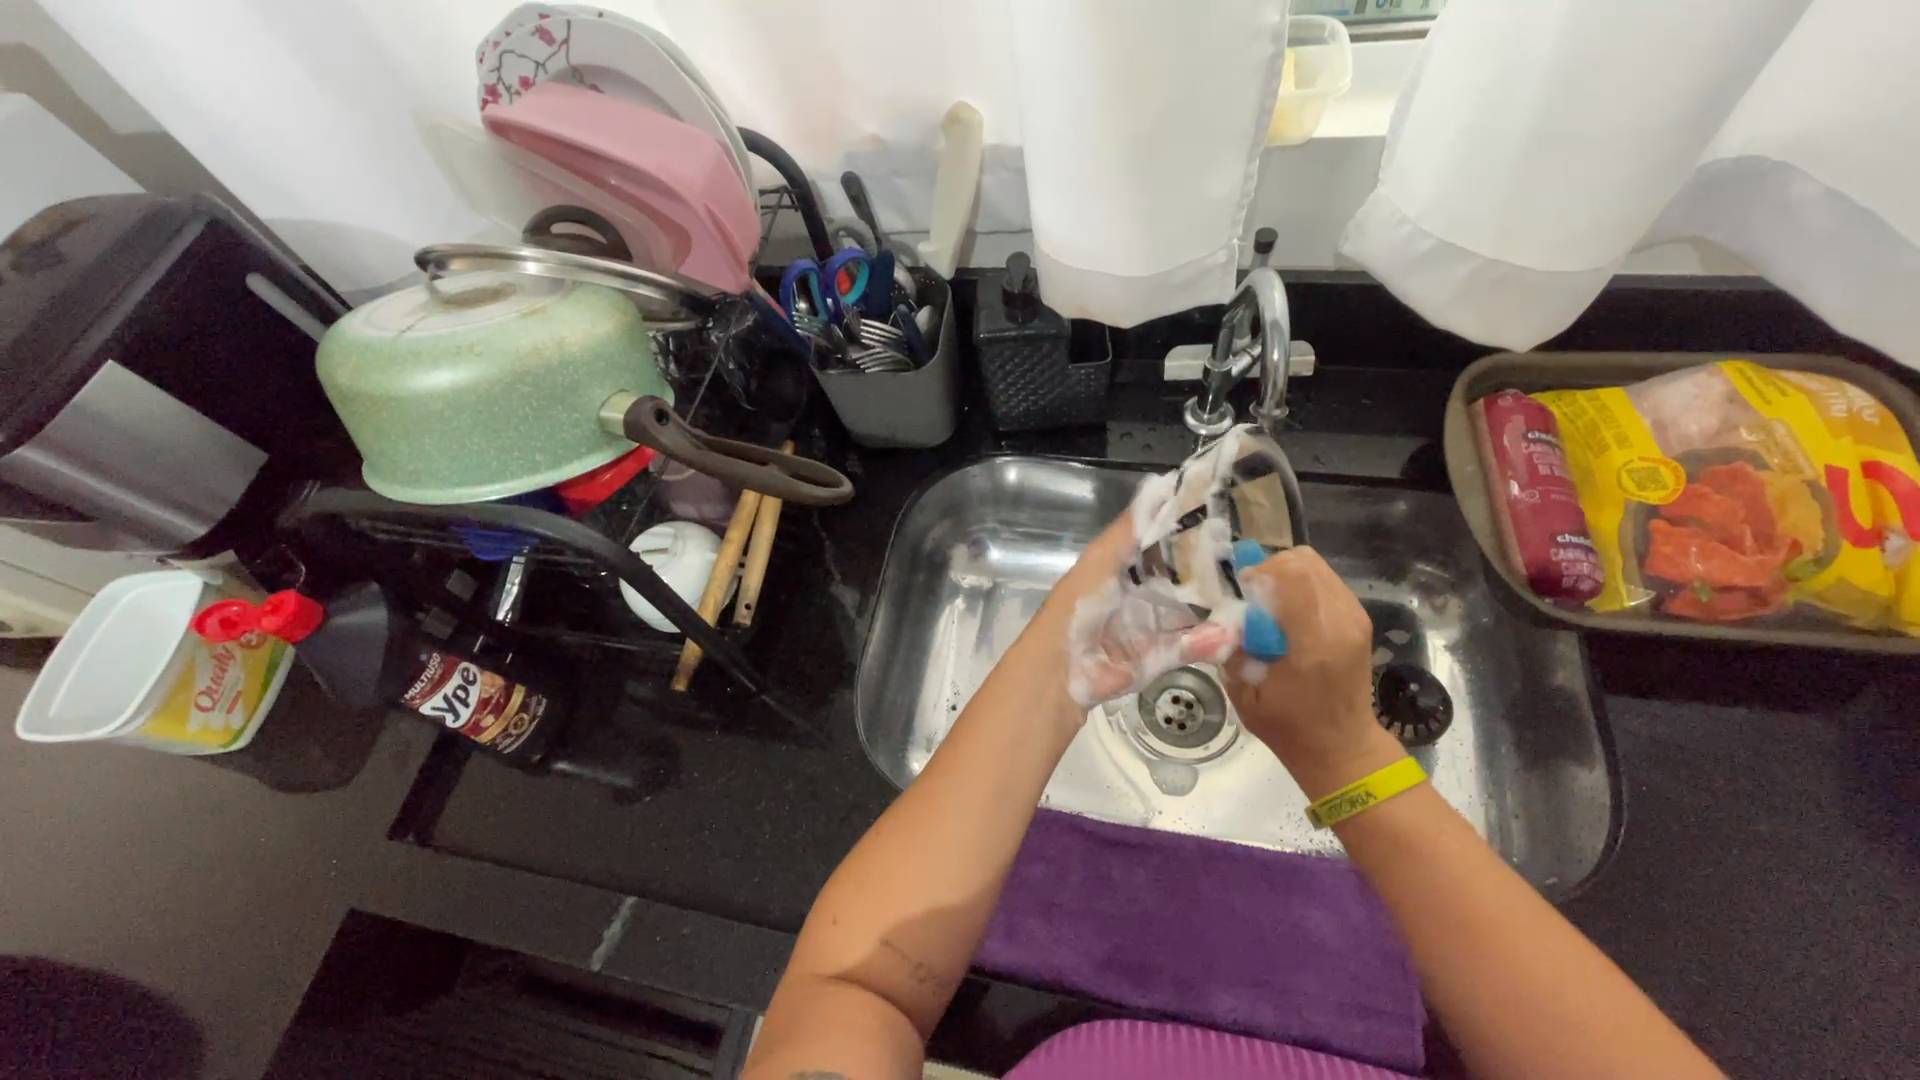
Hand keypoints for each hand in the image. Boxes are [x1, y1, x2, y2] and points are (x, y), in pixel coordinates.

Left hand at [1019, 514, 1236, 713]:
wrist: (1062, 670)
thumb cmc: (1078, 607)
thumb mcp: (1100, 561)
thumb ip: (1130, 529)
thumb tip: (1162, 485)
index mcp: (1125, 566)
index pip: (1165, 544)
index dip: (1193, 532)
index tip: (1229, 516)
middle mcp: (1142, 592)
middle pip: (1186, 578)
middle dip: (1216, 571)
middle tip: (1256, 558)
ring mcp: (1153, 625)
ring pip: (1195, 611)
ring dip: (1221, 607)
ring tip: (1255, 594)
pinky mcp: (1160, 655)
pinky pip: (1192, 644)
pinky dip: (1213, 639)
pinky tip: (1236, 629)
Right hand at [1222, 547, 1403, 798]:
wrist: (1342, 746)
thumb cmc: (1288, 726)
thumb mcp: (1245, 693)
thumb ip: (1232, 649)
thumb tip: (1223, 614)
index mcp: (1313, 644)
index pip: (1292, 576)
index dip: (1259, 572)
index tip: (1241, 593)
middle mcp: (1340, 622)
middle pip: (1303, 561)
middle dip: (1270, 570)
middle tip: (1253, 598)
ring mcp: (1355, 617)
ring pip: (1314, 565)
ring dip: (1285, 576)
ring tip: (1270, 606)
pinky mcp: (1358, 618)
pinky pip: (1325, 580)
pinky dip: (1301, 586)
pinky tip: (1289, 614)